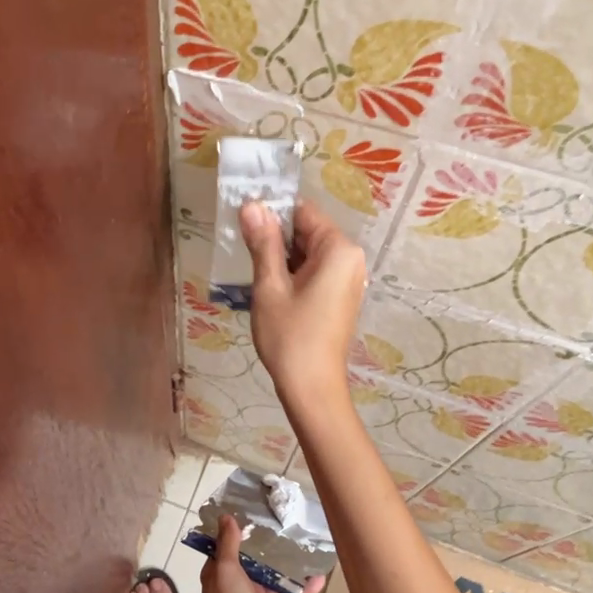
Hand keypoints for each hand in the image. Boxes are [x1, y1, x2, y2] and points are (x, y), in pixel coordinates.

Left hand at [199, 514, 324, 592]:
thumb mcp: (226, 572)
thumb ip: (228, 545)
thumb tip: (225, 516)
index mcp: (218, 576)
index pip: (226, 550)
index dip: (238, 533)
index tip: (257, 515)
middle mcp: (233, 590)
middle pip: (252, 566)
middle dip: (268, 551)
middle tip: (290, 530)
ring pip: (272, 585)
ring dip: (287, 572)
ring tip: (308, 551)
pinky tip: (318, 580)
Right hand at [240, 199, 365, 410]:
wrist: (311, 387)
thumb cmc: (289, 336)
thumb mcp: (270, 286)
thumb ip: (262, 243)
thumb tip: (252, 205)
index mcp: (338, 250)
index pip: (303, 212)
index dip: (272, 213)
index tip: (243, 221)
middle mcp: (350, 259)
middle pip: (307, 232)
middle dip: (275, 236)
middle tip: (242, 248)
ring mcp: (347, 280)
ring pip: (308, 254)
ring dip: (280, 258)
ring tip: (252, 271)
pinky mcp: (339, 298)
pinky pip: (314, 273)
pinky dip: (291, 274)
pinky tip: (270, 289)